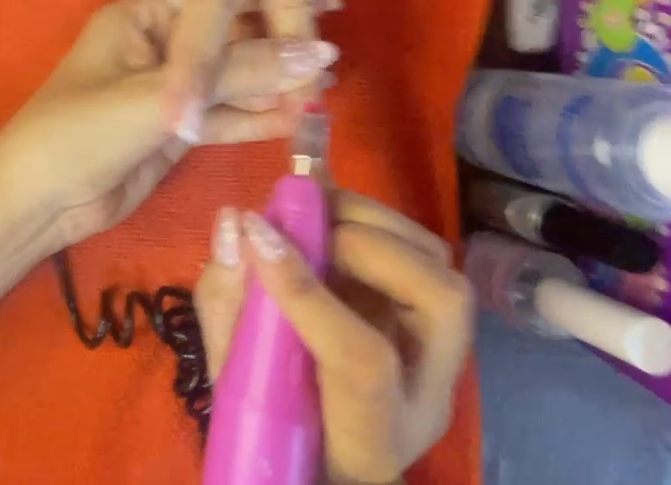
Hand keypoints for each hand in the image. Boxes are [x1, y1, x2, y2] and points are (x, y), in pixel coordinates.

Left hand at [0, 0, 335, 248]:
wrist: (41, 201)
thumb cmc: (83, 130)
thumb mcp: (157, 98)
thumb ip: (234, 76)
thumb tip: (318, 52)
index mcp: (139, 18)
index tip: (321, 2)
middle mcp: (158, 47)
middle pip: (226, 39)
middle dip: (276, 48)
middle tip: (335, 54)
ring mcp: (169, 90)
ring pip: (231, 82)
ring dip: (273, 88)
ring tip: (329, 90)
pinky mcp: (177, 131)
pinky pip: (225, 117)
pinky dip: (258, 119)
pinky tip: (300, 120)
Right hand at [194, 195, 473, 484]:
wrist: (329, 458)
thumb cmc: (271, 428)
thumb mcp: (230, 378)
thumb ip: (228, 305)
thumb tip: (234, 221)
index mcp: (369, 439)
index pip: (361, 363)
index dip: (306, 292)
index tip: (253, 236)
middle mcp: (426, 396)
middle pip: (438, 301)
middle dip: (359, 239)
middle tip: (291, 218)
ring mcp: (442, 356)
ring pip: (439, 266)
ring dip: (369, 220)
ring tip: (307, 211)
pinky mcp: (434, 318)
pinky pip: (421, 252)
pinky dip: (371, 222)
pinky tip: (324, 219)